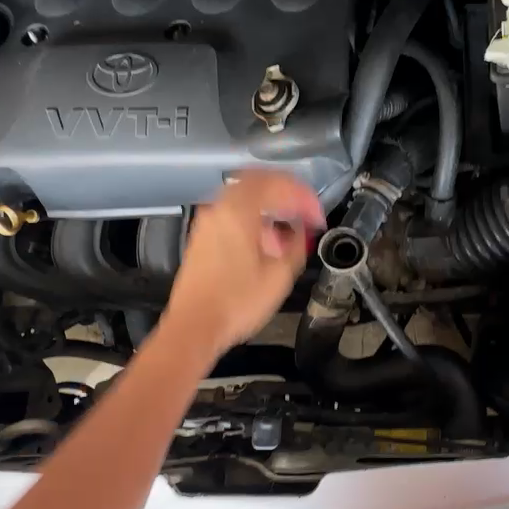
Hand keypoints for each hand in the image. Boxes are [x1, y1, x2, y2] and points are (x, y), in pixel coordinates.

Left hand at [164, 170, 324, 355]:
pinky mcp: (202, 237)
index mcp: (239, 210)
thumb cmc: (234, 303)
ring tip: (287, 225)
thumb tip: (302, 230)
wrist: (193, 328)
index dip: (303, 194)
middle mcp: (219, 209)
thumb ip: (297, 243)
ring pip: (244, 195)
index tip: (315, 212)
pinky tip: (266, 239)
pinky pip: (232, 211)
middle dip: (286, 192)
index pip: (277, 182)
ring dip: (269, 203)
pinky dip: (253, 215)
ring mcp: (207, 222)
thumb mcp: (280, 275)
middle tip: (304, 208)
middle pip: (258, 181)